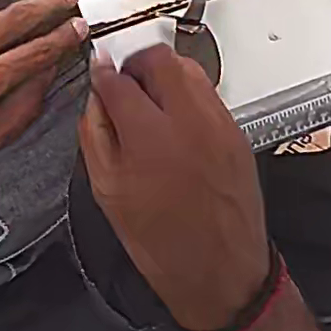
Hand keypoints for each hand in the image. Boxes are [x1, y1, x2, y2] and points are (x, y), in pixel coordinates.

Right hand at [79, 44, 269, 330]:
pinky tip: (174, 117)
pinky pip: (208, 92)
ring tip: (150, 97)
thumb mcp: (107, 190)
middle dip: (134, 63)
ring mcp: (218, 124)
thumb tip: (94, 100)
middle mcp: (189, 122)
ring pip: (188, 67)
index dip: (101, 74)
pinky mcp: (236, 132)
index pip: (117, 80)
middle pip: (158, 58)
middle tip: (124, 82)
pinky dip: (186, 92)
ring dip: (162, 73)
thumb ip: (95, 135)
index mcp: (149, 136)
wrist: (220, 272)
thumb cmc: (162, 241)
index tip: (97, 76)